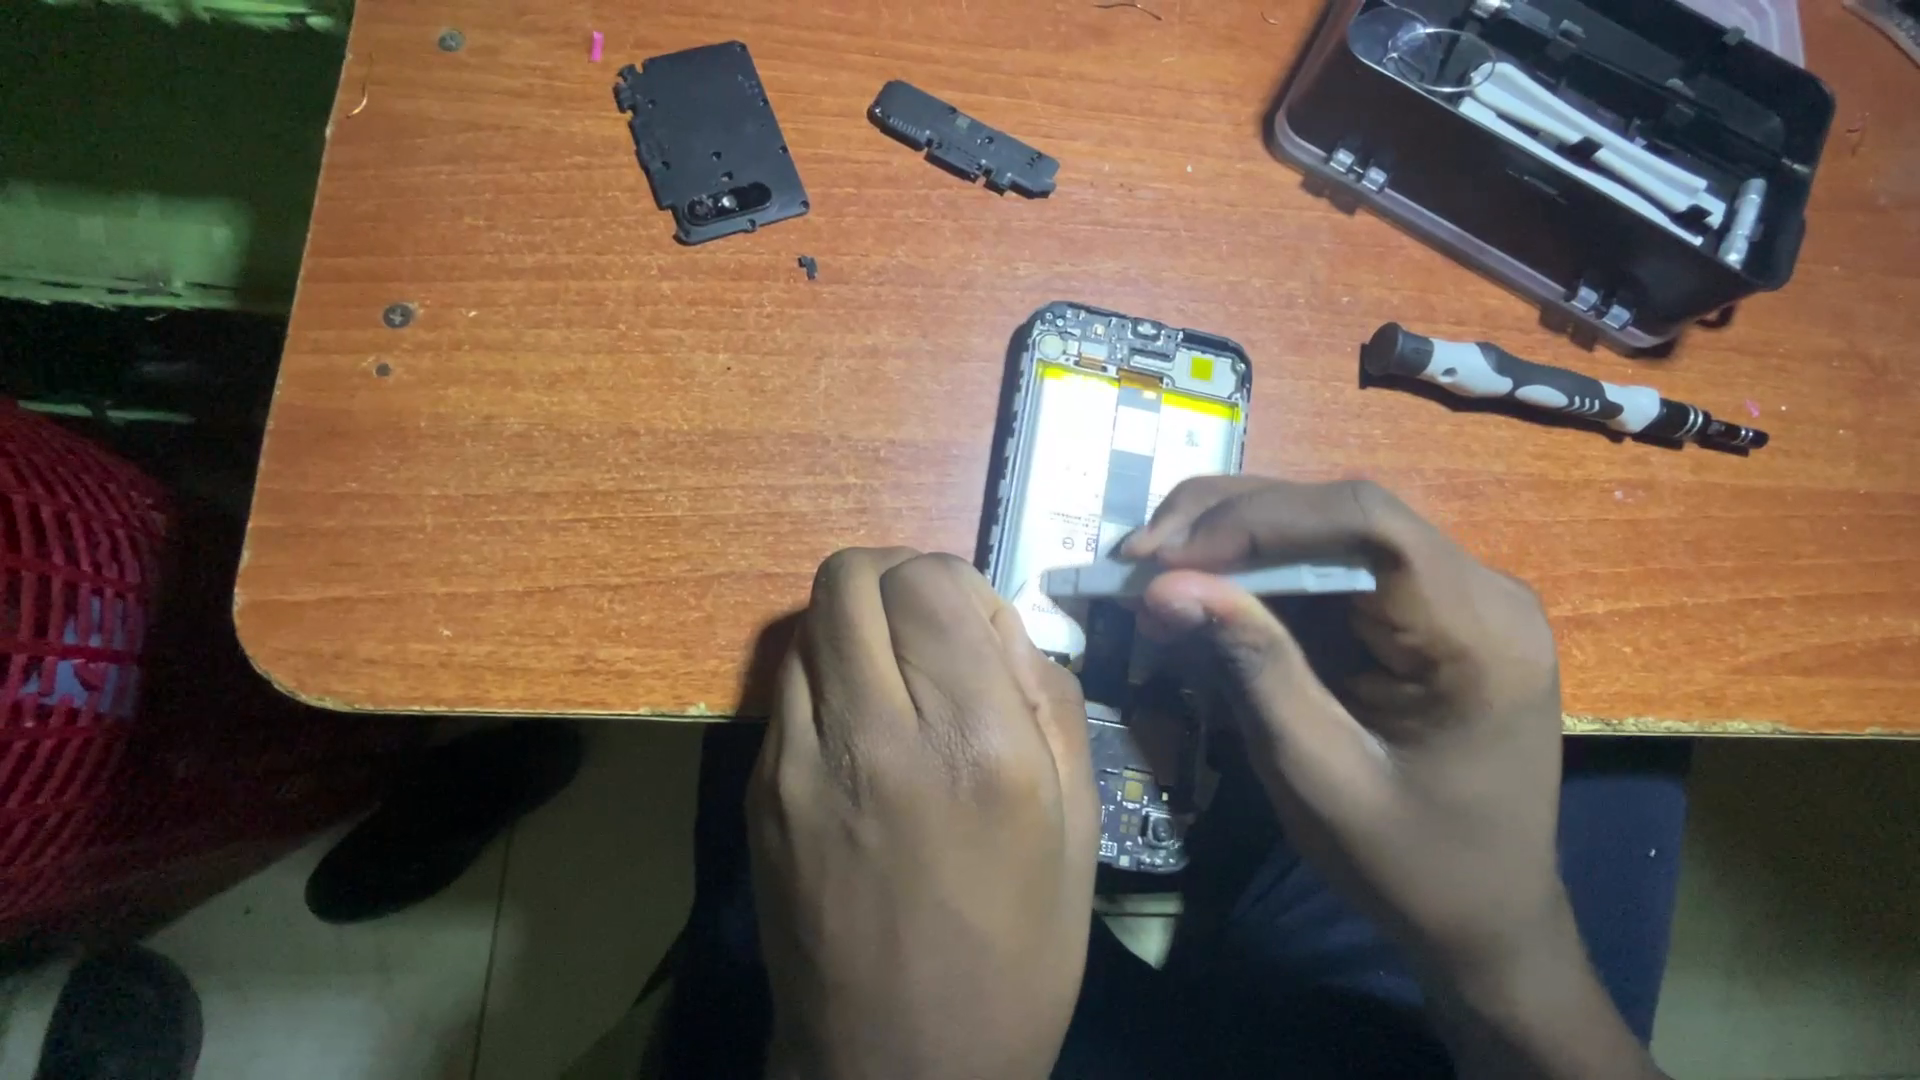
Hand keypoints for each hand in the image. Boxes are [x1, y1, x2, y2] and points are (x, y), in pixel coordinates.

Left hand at [748, 550, 1097, 1079]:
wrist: (894, 1066)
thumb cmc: (1014, 952)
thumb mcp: (1078, 826)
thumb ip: (1048, 699)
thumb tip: (999, 628)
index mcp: (972, 744)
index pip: (929, 580)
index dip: (958, 581)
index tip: (979, 632)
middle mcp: (872, 733)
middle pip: (849, 575)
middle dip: (896, 576)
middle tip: (931, 626)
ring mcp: (797, 760)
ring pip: (809, 621)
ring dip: (858, 623)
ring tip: (895, 677)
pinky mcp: (758, 789)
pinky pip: (788, 684)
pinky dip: (828, 673)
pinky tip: (859, 727)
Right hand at [1124, 477, 1564, 977]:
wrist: (1484, 917)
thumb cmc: (1410, 865)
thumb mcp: (1316, 773)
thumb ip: (1251, 665)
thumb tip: (1164, 582)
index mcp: (1477, 633)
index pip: (1365, 523)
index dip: (1254, 519)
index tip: (1166, 557)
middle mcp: (1476, 588)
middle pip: (1337, 511)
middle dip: (1224, 522)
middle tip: (1136, 555)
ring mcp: (1449, 592)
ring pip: (1322, 525)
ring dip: (1228, 538)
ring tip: (1151, 567)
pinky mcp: (1413, 608)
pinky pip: (1324, 562)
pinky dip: (1250, 569)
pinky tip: (1198, 586)